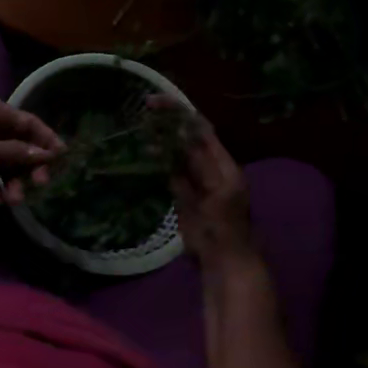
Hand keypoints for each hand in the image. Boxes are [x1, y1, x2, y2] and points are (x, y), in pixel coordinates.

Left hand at [0, 98, 63, 203]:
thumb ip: (17, 154)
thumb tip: (49, 155)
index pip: (30, 122)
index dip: (47, 140)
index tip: (62, 160)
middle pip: (20, 144)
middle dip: (29, 166)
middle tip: (38, 186)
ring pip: (5, 162)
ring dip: (12, 180)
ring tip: (10, 200)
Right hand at [161, 102, 257, 269]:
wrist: (225, 265)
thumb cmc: (226, 232)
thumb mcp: (214, 200)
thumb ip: (193, 173)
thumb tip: (172, 146)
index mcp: (223, 166)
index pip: (202, 131)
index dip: (182, 115)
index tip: (159, 103)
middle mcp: (210, 168)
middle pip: (188, 139)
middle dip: (169, 123)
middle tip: (145, 108)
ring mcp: (196, 182)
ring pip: (178, 154)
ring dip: (162, 140)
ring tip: (141, 126)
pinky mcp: (184, 196)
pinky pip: (171, 172)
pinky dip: (159, 161)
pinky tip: (145, 152)